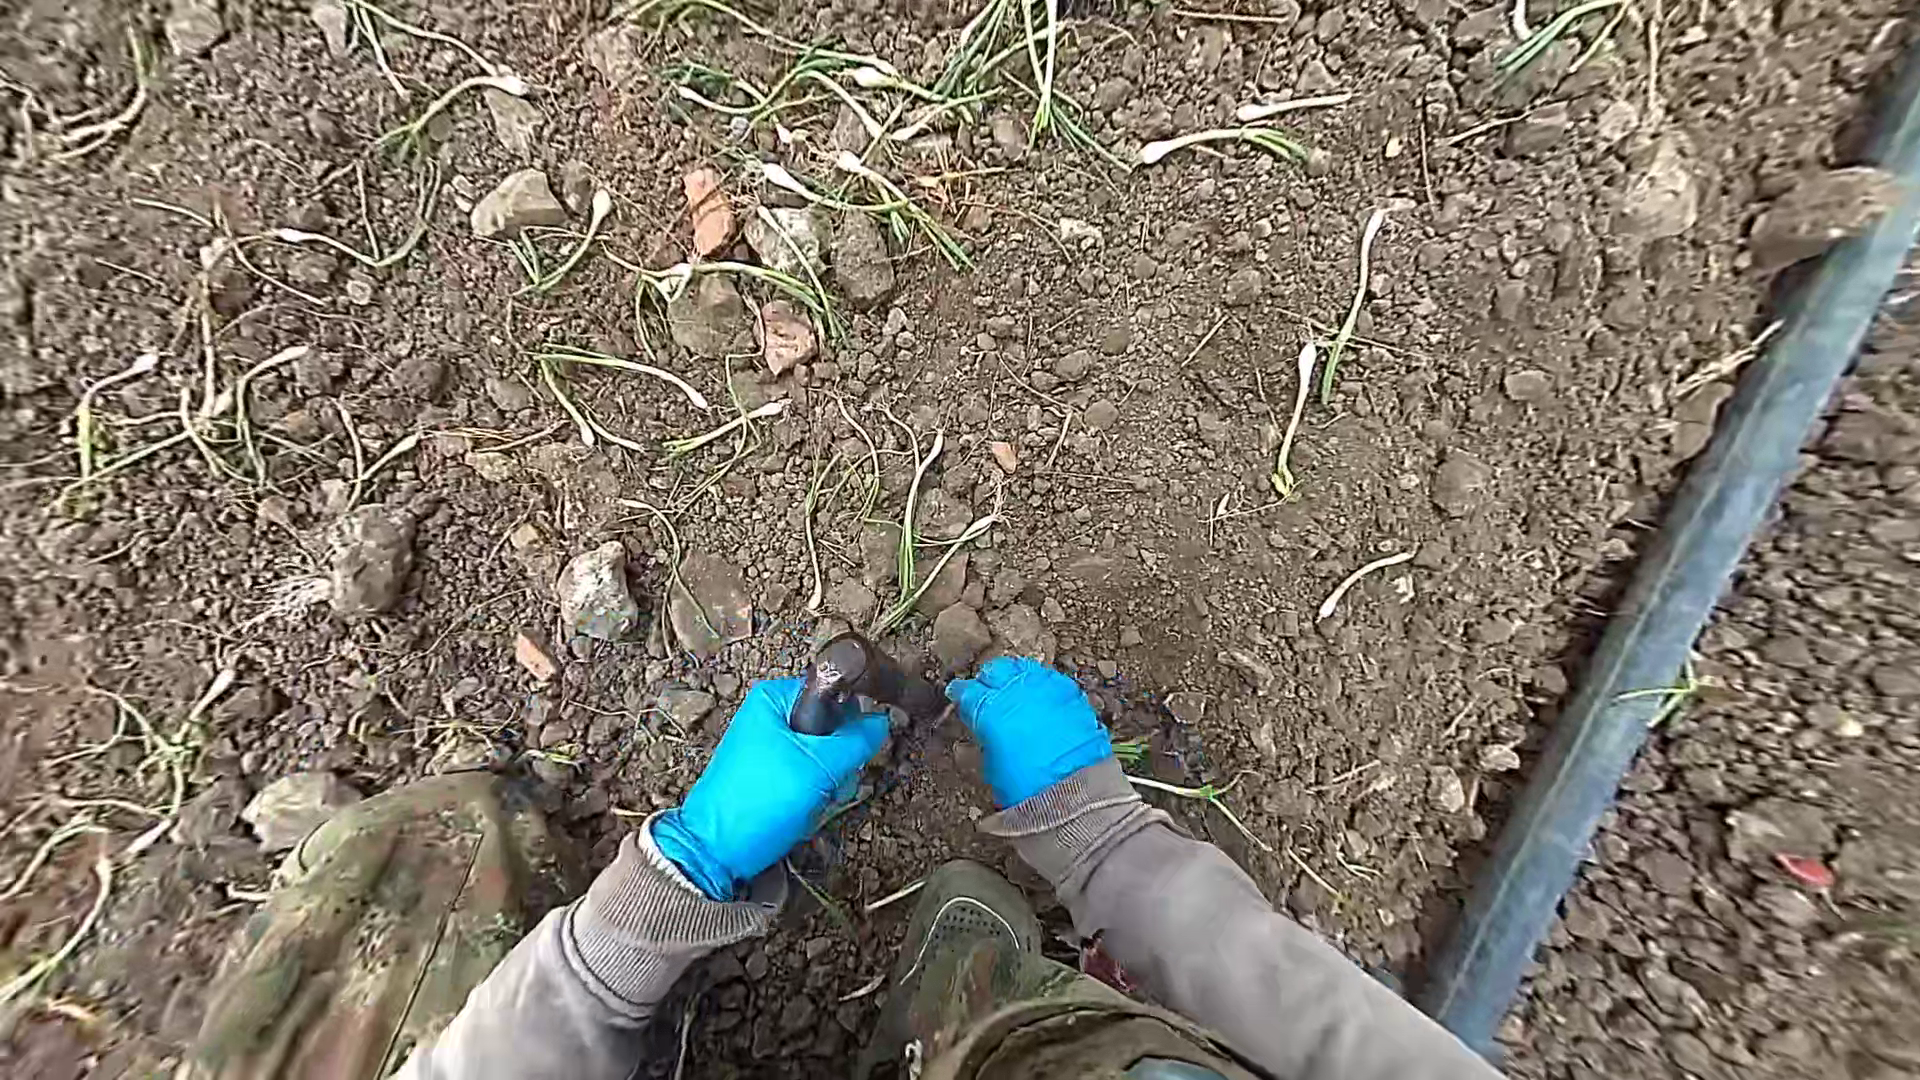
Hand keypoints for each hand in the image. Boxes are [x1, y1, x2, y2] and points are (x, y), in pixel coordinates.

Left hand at [652, 678, 887, 899]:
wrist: (715, 854)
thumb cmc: (757, 802)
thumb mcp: (819, 766)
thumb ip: (857, 740)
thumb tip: (880, 722)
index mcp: (773, 698)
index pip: (831, 692)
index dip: (849, 718)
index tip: (854, 743)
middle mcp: (769, 715)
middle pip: (829, 726)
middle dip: (837, 759)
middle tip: (830, 779)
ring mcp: (768, 746)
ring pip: (822, 754)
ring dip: (828, 781)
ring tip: (815, 800)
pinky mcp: (770, 773)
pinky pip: (807, 773)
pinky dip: (813, 793)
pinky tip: (806, 811)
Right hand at [946, 656, 1111, 806]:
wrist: (1076, 798)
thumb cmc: (1031, 791)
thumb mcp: (991, 771)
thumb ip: (979, 747)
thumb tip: (965, 745)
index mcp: (991, 710)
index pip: (967, 690)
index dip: (960, 694)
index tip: (959, 696)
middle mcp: (1018, 691)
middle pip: (996, 670)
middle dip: (988, 680)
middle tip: (986, 692)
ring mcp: (1046, 688)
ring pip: (1023, 668)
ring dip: (1015, 677)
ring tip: (1014, 691)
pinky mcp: (1071, 694)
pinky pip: (1049, 678)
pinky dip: (1041, 684)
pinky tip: (1040, 697)